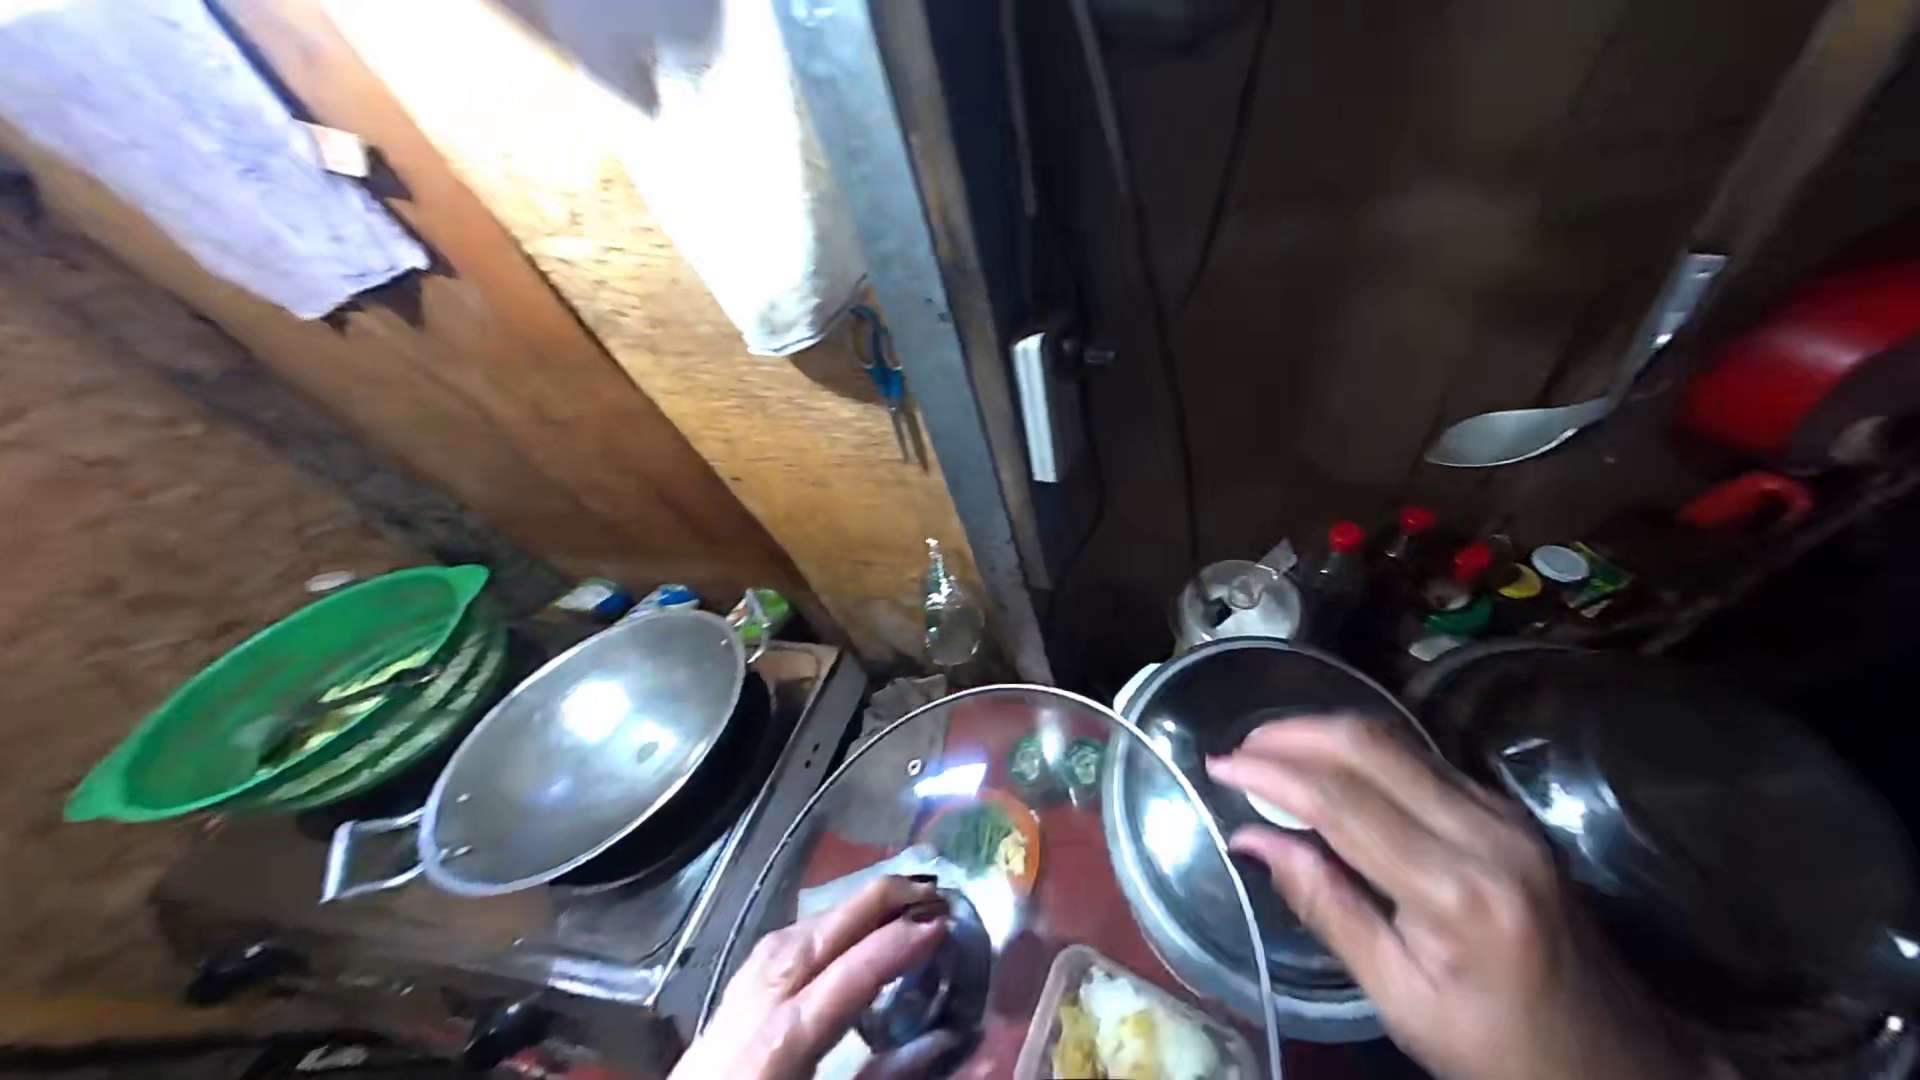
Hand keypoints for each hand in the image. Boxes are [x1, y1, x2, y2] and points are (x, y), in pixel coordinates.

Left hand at [670, 875, 955, 1079]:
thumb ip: (890, 1075)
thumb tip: (962, 1045)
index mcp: (783, 1043)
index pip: (852, 972)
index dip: (900, 941)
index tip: (944, 920)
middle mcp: (759, 1000)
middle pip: (825, 930)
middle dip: (882, 900)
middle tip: (933, 888)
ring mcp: (740, 990)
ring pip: (802, 926)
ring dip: (855, 904)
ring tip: (900, 896)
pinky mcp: (732, 992)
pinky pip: (784, 938)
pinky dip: (824, 920)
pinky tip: (846, 923)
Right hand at [1207, 715, 1694, 1079]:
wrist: (1625, 1067)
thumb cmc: (1500, 1051)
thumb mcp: (1399, 998)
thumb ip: (1323, 906)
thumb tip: (1248, 837)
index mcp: (1457, 895)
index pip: (1340, 803)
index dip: (1269, 774)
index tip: (1217, 765)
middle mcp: (1487, 835)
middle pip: (1368, 746)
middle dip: (1291, 733)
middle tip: (1241, 748)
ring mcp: (1503, 815)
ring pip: (1392, 738)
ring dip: (1319, 733)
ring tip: (1269, 751)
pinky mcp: (1506, 810)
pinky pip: (1415, 756)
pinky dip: (1356, 749)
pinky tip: (1324, 765)